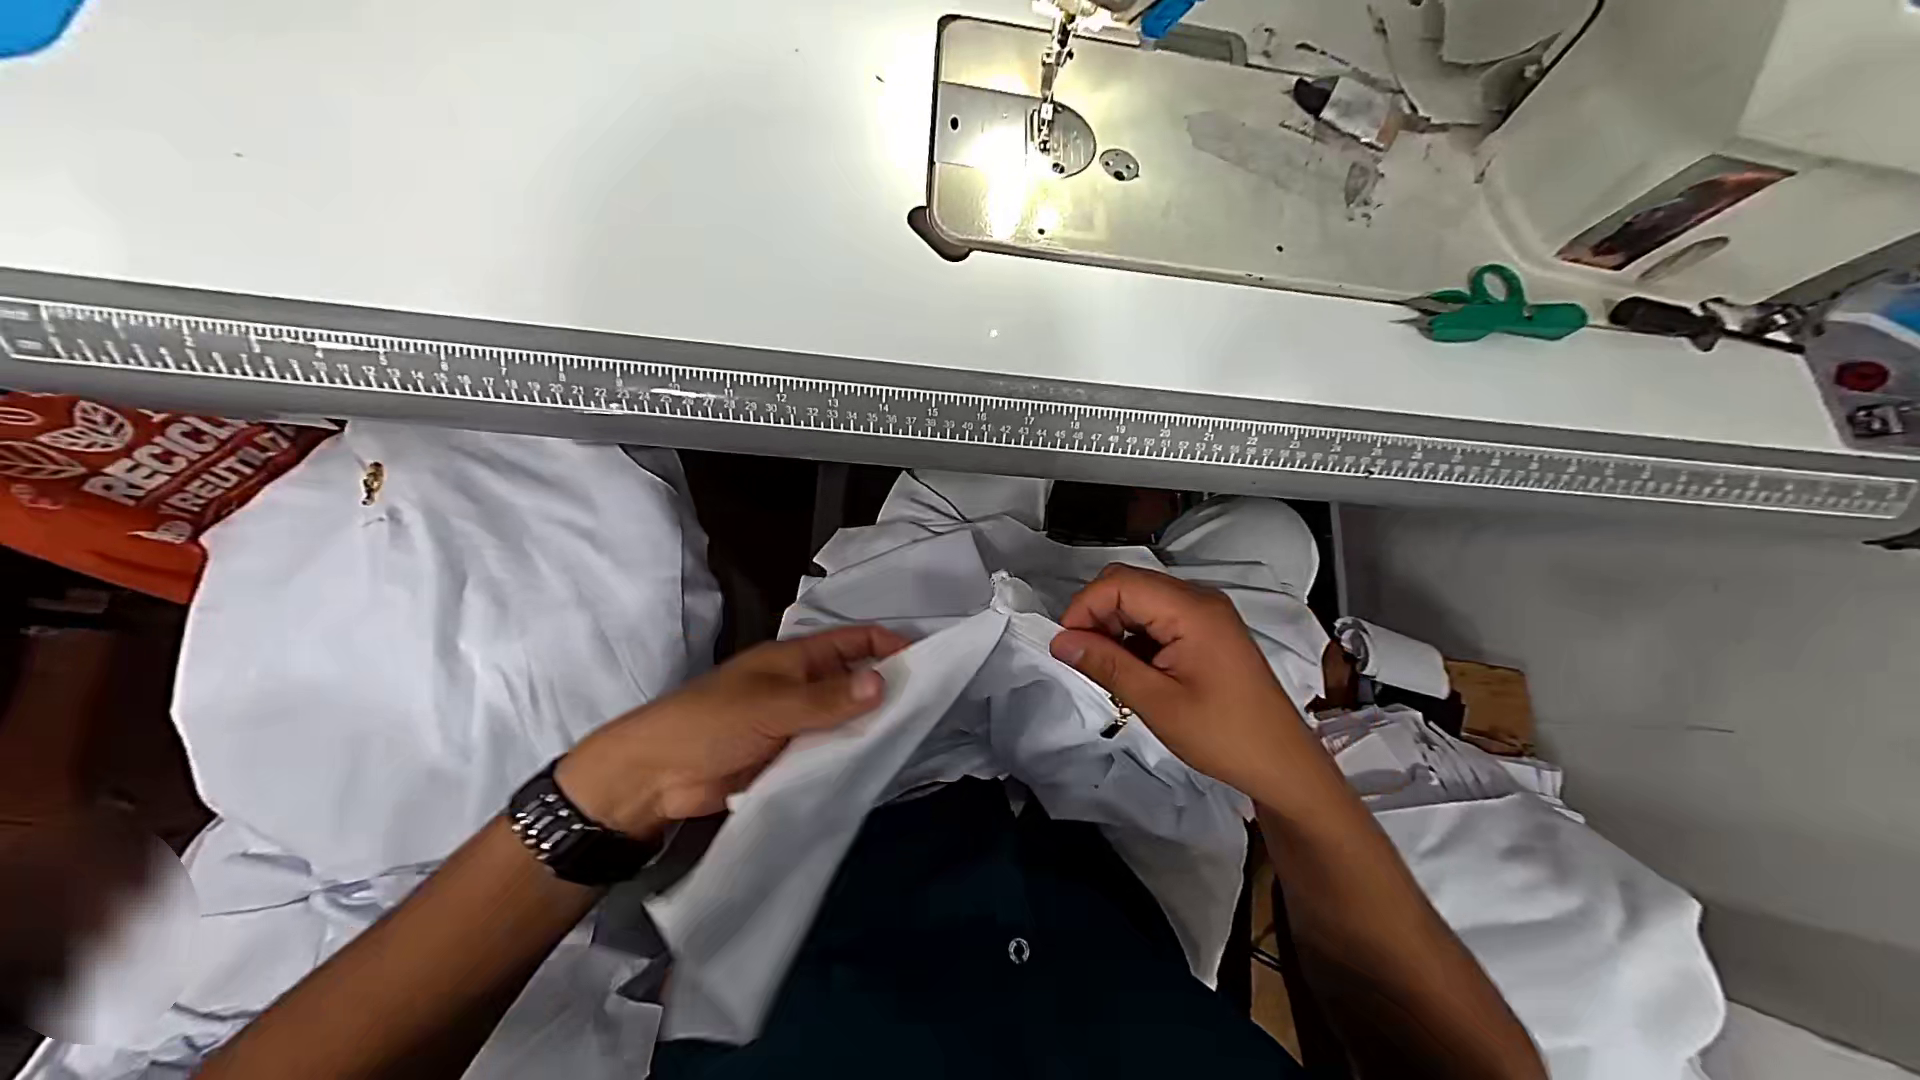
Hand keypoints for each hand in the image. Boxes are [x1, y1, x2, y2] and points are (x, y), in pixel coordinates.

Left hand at [555, 625, 909, 839]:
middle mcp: (804, 685)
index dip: (890, 644)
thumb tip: (884, 682)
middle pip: (857, 678)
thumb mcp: (772, 705)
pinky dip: (853, 753)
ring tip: (914, 738)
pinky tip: (878, 765)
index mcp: (798, 658)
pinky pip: (832, 749)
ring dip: (873, 724)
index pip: (855, 639)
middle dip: (888, 687)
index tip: (926, 663)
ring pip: (848, 717)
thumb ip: (828, 698)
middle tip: (930, 707)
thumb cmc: (711, 722)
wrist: (657, 777)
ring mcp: (800, 722)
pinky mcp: (793, 756)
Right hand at [1049, 564, 1312, 796]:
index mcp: (1192, 610)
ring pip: (1140, 600)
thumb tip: (1062, 641)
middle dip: (1096, 615)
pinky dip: (1134, 636)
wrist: (1281, 763)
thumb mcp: (1156, 702)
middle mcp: (1200, 600)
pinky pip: (1157, 617)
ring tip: (1109, 669)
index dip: (1084, 607)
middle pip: (1128, 584)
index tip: (1068, 644)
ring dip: (1114, 627)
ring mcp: (1206, 613)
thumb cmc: (1225, 735)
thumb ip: (1106, 664)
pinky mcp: (1206, 630)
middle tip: (1085, 657)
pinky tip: (1133, 669)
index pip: (1118, 582)